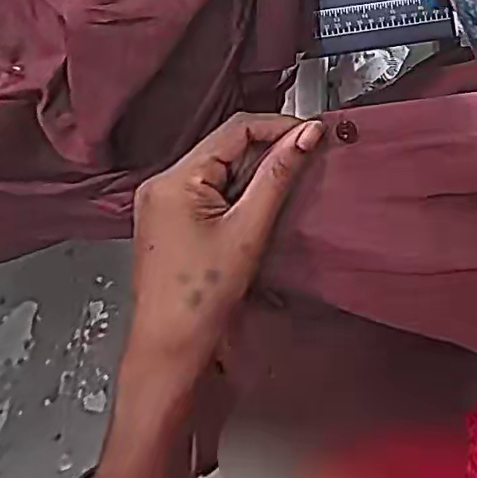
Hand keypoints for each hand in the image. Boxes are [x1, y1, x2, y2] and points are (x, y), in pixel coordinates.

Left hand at [126, 113, 323, 366]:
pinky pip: (214, 185)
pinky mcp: (173, 217)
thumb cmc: (201, 298)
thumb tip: (306, 134)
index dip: (280, 126)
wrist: (168, 351)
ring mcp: (165, 200)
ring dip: (259, 169)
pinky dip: (243, 188)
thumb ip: (279, 174)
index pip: (236, 129)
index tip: (313, 133)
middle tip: (308, 157)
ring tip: (289, 182)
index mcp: (175, 180)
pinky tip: (262, 203)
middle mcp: (163, 183)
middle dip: (271, 148)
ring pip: (224, 165)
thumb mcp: (250, 227)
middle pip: (229, 145)